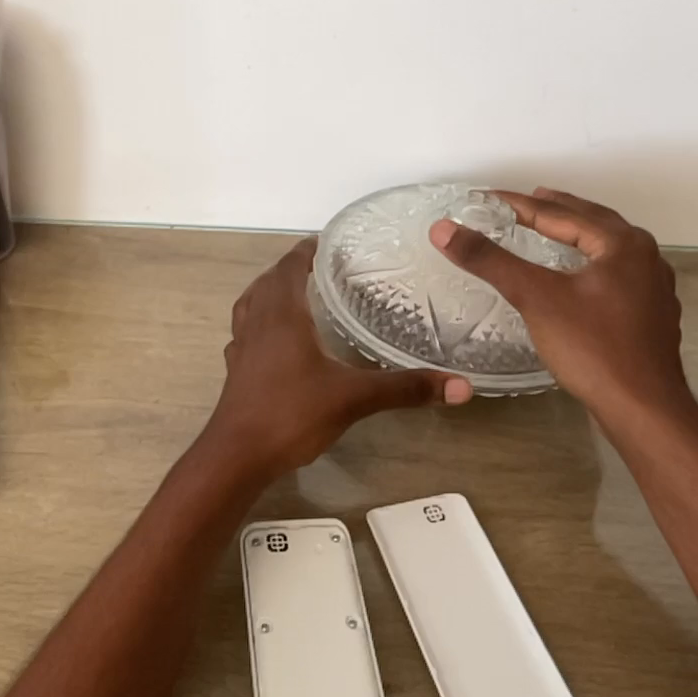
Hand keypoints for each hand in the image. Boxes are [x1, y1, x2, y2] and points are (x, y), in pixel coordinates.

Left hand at [202, 238, 471, 475]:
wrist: (238, 455)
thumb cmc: (291, 414)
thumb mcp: (353, 398)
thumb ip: (405, 388)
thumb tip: (461, 386)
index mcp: (282, 315)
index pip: (290, 267)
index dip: (306, 251)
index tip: (328, 242)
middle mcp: (257, 322)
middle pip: (269, 282)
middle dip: (291, 269)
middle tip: (321, 266)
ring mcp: (241, 346)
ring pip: (251, 305)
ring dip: (269, 292)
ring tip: (294, 293)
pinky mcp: (236, 369)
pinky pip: (245, 332)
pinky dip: (259, 323)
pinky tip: (273, 339)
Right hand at [429, 188, 689, 418]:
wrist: (642, 406)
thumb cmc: (591, 347)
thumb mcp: (534, 297)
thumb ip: (489, 260)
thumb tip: (443, 229)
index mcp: (622, 244)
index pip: (561, 214)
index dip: (520, 204)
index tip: (488, 198)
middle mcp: (645, 258)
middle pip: (595, 222)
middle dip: (560, 210)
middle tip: (531, 200)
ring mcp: (653, 288)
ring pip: (610, 248)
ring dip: (580, 234)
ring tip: (556, 230)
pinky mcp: (651, 316)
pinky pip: (617, 273)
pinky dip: (593, 262)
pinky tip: (581, 277)